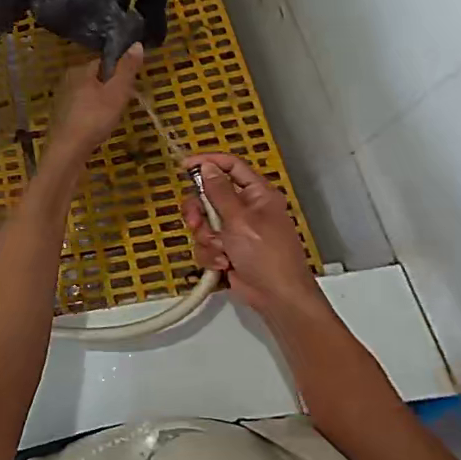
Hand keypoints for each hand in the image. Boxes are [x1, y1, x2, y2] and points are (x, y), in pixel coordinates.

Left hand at [47, 45, 142, 162]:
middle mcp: (67, 80)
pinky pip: (82, 110)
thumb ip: (127, 69)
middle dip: (110, 89)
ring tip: (111, 118)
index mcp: (79, 70)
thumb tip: (136, 44)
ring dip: (101, 104)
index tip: (129, 87)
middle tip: (122, 105)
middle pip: (96, 79)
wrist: (69, 150)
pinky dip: (92, 115)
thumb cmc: (95, 118)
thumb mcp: (117, 92)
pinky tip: (97, 127)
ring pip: (89, 95)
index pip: (103, 62)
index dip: (119, 72)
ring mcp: (62, 100)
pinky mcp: (61, 117)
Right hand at [180, 152, 322, 316]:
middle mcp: (245, 209)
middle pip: (209, 197)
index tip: (184, 166)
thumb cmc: (267, 255)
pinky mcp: (227, 252)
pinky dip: (210, 256)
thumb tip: (207, 167)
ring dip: (207, 240)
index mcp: (257, 194)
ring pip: (203, 224)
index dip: (207, 163)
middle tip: (196, 222)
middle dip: (199, 212)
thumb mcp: (241, 219)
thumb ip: (219, 192)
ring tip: (221, 252)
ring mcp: (235, 232)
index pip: (230, 166)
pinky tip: (224, 265)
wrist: (276, 296)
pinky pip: (206, 246)